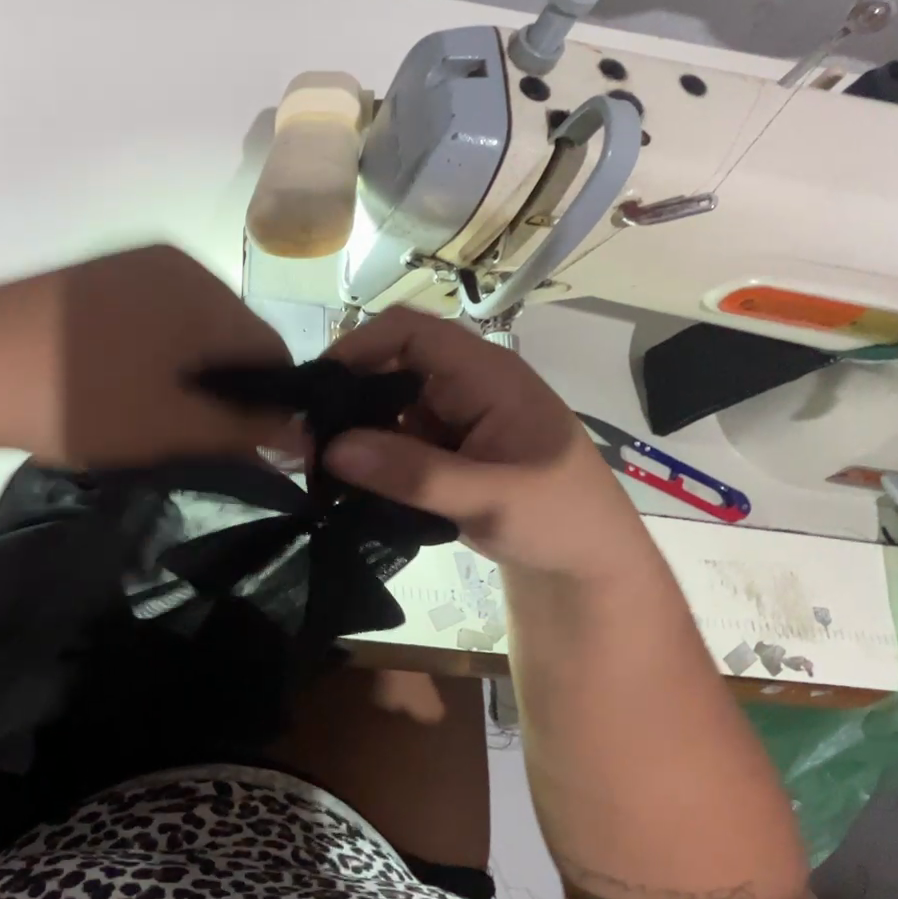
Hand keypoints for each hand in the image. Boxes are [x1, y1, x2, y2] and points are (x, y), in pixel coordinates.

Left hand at [0, 244, 292, 467]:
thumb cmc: (77, 400)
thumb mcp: (170, 427)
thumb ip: (245, 432)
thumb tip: (304, 438)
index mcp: (201, 287)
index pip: (271, 350)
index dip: (267, 406)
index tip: (241, 449)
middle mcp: (171, 261)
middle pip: (226, 336)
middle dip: (219, 390)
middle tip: (184, 440)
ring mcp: (122, 265)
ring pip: (182, 330)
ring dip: (179, 377)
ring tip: (139, 420)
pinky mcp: (84, 280)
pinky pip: (142, 321)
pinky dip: (143, 358)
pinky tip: (107, 389)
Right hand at [319, 307, 652, 577]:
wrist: (590, 567)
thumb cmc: (559, 521)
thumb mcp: (491, 499)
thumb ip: (414, 475)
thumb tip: (332, 449)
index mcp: (486, 374)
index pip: (411, 331)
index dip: (360, 346)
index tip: (317, 387)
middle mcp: (465, 384)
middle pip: (390, 364)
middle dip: (347, 393)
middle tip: (307, 436)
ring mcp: (453, 416)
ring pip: (386, 403)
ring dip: (354, 428)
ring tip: (319, 463)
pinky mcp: (443, 448)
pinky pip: (394, 437)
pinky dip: (369, 453)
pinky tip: (346, 480)